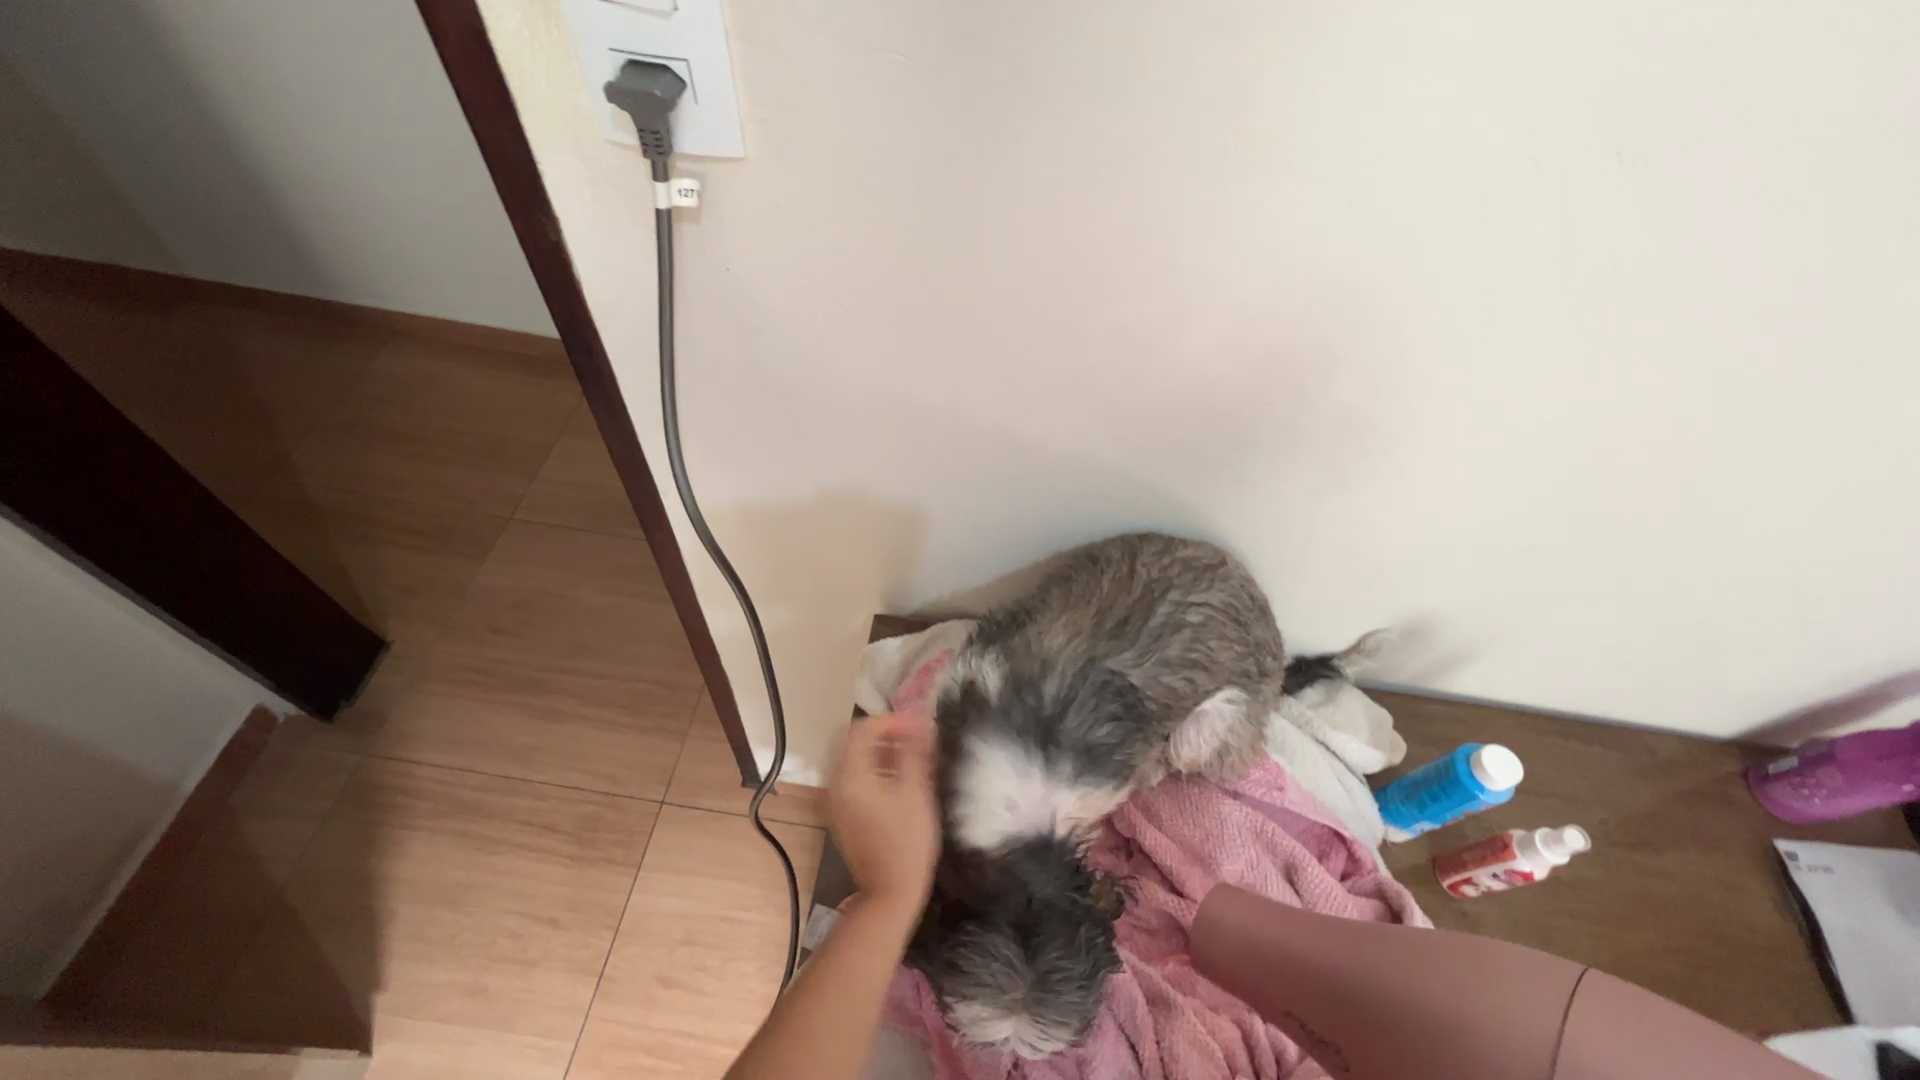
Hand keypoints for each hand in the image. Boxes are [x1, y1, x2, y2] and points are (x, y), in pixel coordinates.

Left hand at [828, 713, 939, 915]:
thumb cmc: (907, 843)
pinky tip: (898, 778)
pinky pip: (852, 776)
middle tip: (913, 739)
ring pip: (852, 757)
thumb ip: (914, 751)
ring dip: (879, 750)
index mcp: (849, 776)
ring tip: (911, 757)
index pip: (863, 728)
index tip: (920, 727)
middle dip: (884, 733)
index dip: (892, 721)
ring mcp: (834, 799)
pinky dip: (872, 768)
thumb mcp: (916, 792)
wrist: (890, 893)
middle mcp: (834, 783)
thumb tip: (919, 722)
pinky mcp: (840, 811)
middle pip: (852, 739)